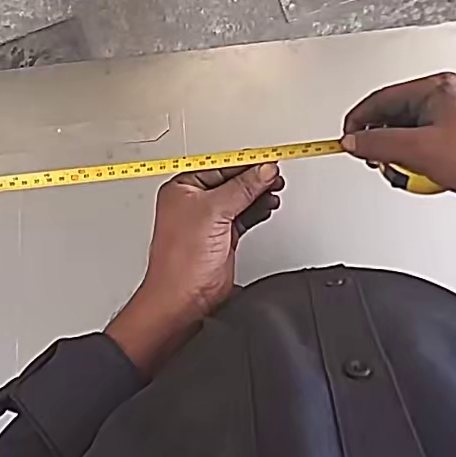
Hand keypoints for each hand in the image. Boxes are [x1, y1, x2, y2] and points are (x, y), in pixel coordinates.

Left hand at [105, 164, 283, 373]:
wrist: (184, 297)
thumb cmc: (180, 259)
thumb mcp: (213, 212)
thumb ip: (241, 188)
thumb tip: (262, 171)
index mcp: (181, 188)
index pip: (218, 166)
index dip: (243, 163)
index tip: (266, 159)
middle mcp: (193, 202)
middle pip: (230, 181)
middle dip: (254, 177)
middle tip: (274, 174)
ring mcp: (208, 220)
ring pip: (239, 198)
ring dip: (258, 193)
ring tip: (275, 187)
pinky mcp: (222, 236)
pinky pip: (244, 215)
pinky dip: (257, 209)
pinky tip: (268, 203)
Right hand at [341, 72, 455, 208]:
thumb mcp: (420, 151)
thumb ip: (378, 143)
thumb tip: (354, 141)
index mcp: (439, 87)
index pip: (381, 99)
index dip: (359, 122)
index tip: (349, 140)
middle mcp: (450, 95)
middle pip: (396, 117)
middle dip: (386, 144)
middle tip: (383, 161)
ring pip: (412, 133)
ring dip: (406, 156)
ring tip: (416, 172)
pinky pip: (429, 143)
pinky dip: (424, 160)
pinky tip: (433, 174)